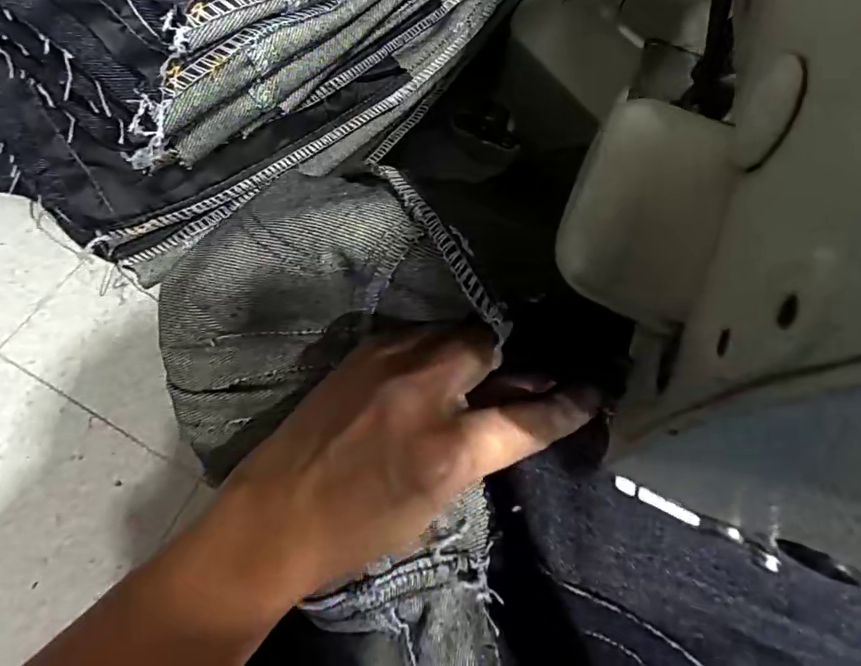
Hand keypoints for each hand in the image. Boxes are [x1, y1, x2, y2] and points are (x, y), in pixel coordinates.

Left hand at [29, 327, 597, 665]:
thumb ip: (478, 449)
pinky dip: (440, 347)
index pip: (525, 418)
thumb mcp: (433, 502)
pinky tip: (438, 365)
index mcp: (442, 448)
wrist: (269, 521)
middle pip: (490, 345)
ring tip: (482, 366)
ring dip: (476, 348)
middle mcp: (421, 388)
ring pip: (456, 331)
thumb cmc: (356, 529)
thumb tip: (514, 411)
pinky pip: (422, 333)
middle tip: (525, 372)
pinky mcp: (365, 346)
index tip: (592, 390)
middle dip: (512, 358)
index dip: (565, 405)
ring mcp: (389, 358)